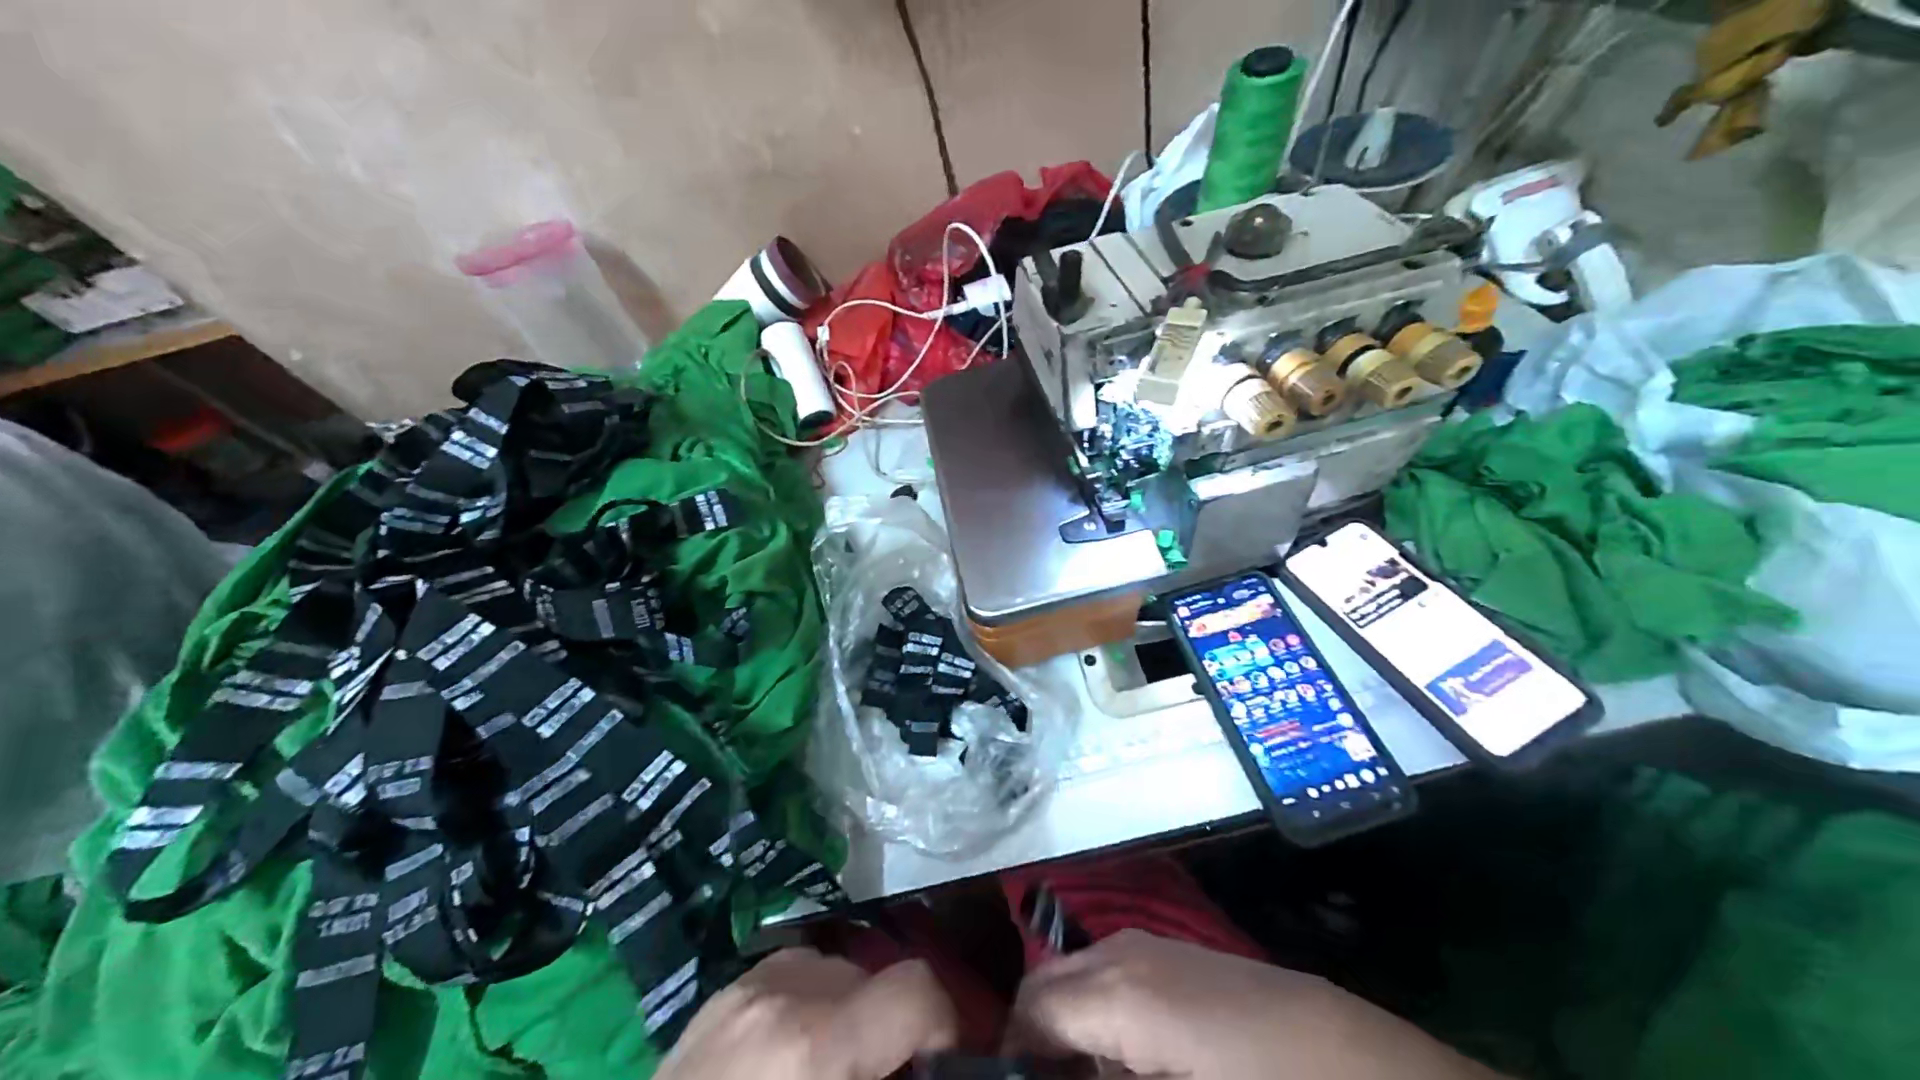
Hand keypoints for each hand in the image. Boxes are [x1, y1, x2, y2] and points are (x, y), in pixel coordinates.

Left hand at [655, 948, 958, 1079]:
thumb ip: (886, 1079)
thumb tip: (927, 1064)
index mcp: (815, 1046)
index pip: (917, 988)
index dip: (944, 1025)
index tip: (938, 1066)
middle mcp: (783, 994)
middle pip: (877, 976)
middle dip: (892, 1028)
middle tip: (882, 1077)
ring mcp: (744, 987)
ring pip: (835, 969)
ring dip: (850, 1013)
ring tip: (834, 1067)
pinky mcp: (718, 995)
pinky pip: (790, 976)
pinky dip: (808, 1007)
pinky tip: (790, 1057)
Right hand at [1010, 930, 1501, 1079]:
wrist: (1363, 1067)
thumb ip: (1102, 1076)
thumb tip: (1067, 1068)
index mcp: (1114, 991)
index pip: (1029, 1011)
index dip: (1013, 1057)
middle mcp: (1122, 953)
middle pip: (1045, 987)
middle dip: (1037, 1042)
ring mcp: (1153, 949)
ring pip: (1078, 982)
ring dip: (1071, 1033)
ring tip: (1097, 1079)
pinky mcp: (1181, 959)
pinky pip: (1115, 981)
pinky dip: (1103, 1020)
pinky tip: (1136, 1067)